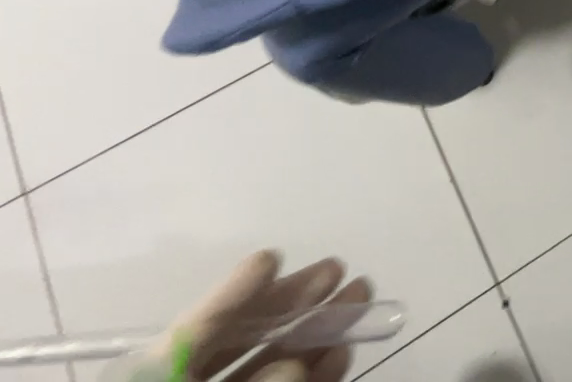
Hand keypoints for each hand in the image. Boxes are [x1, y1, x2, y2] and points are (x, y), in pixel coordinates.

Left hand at [114, 251, 371, 381]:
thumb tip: (296, 363)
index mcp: (155, 375)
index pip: (191, 333)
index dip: (231, 296)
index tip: (271, 257)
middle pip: (236, 339)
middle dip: (291, 303)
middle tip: (336, 268)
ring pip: (271, 362)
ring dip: (318, 329)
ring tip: (360, 293)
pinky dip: (318, 372)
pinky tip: (344, 350)